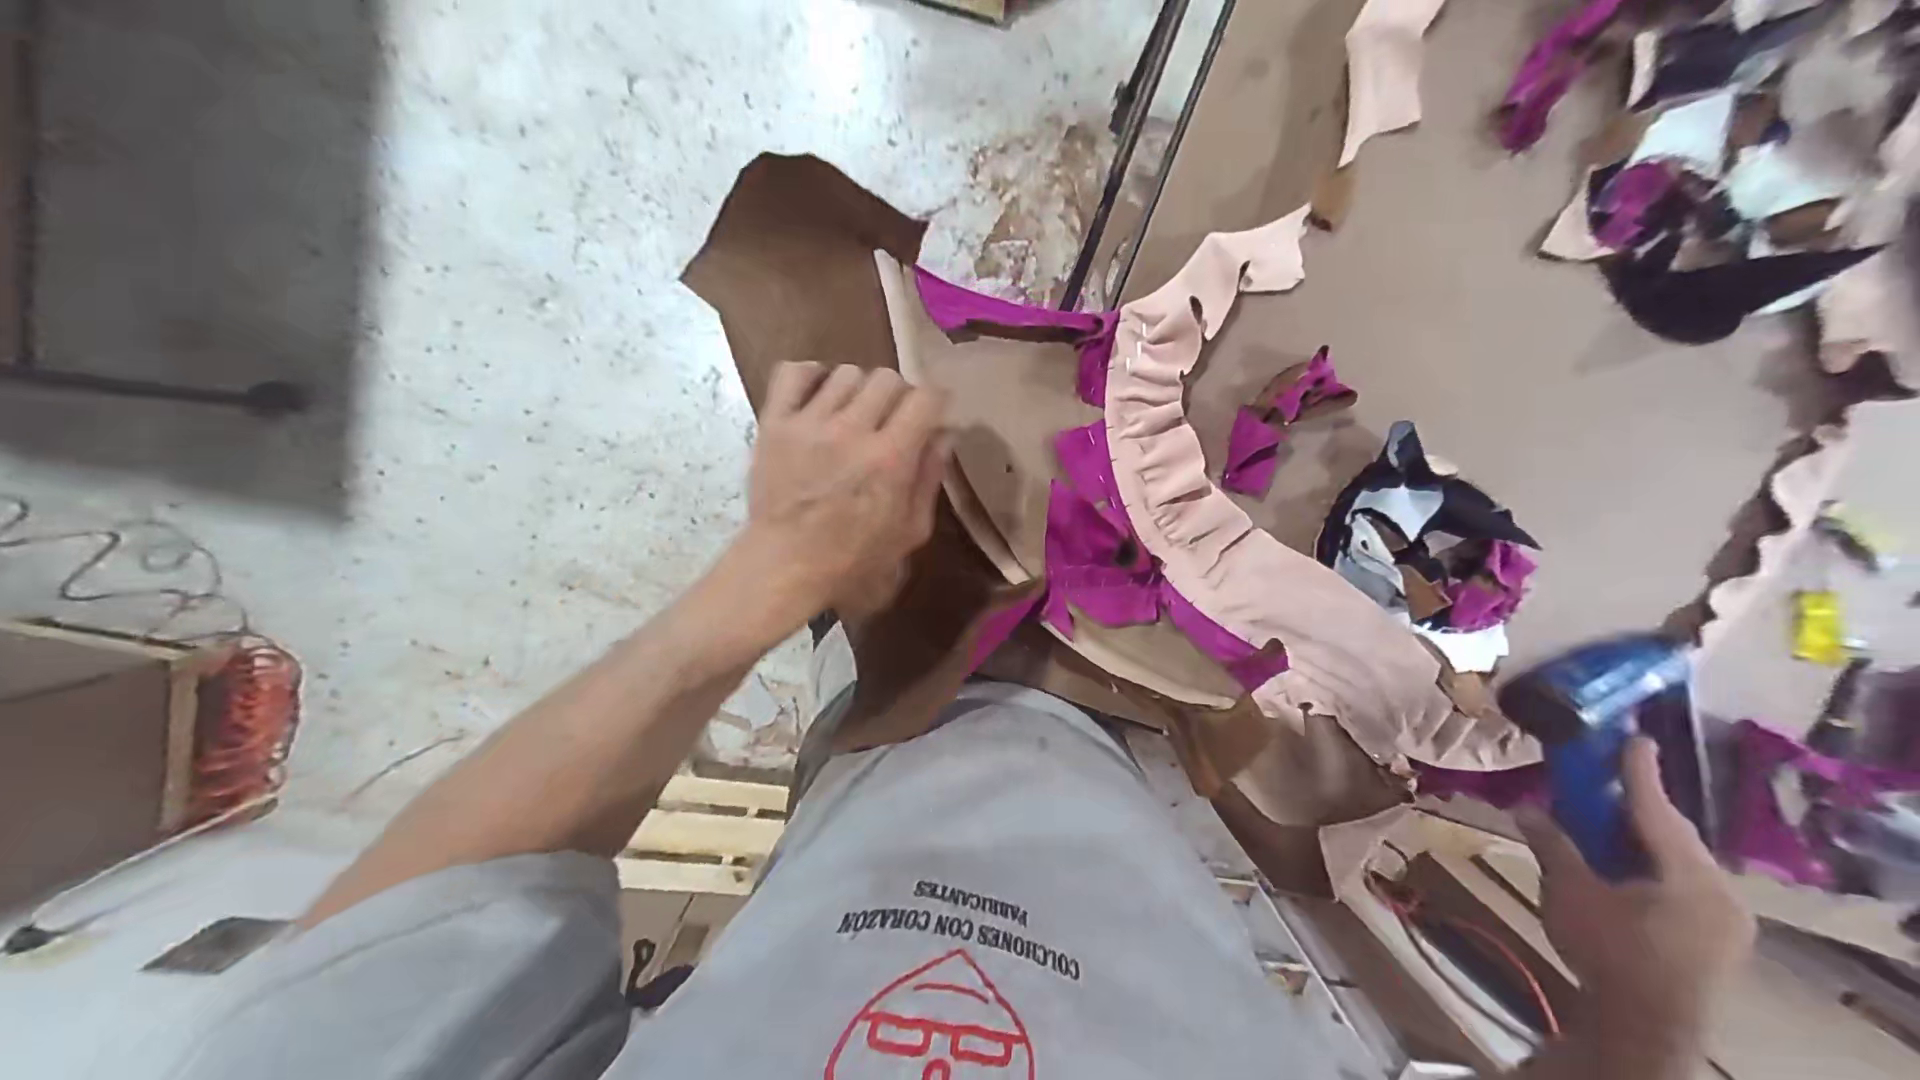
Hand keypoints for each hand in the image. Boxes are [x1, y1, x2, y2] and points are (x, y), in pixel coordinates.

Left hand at [733, 362, 947, 624]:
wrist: (785, 567)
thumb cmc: (854, 559)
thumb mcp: (910, 531)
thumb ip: (930, 478)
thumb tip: (945, 434)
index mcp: (889, 458)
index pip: (925, 397)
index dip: (936, 399)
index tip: (933, 412)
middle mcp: (851, 431)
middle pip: (887, 378)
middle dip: (899, 396)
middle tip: (893, 420)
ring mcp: (809, 423)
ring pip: (846, 373)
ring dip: (859, 390)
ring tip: (854, 415)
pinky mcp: (774, 423)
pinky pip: (793, 373)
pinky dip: (811, 376)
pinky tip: (820, 397)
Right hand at [1518, 738, 1753, 1048]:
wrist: (1645, 1027)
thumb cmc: (1607, 950)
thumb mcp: (1570, 891)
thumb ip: (1552, 843)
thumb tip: (1524, 805)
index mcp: (1689, 875)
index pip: (1657, 810)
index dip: (1639, 771)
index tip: (1634, 737)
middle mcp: (1720, 891)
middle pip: (1672, 834)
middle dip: (1635, 806)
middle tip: (1602, 781)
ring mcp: (1725, 918)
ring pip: (1677, 859)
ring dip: (1638, 836)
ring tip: (1603, 822)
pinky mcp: (1716, 937)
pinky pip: (1681, 882)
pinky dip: (1647, 863)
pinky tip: (1621, 865)